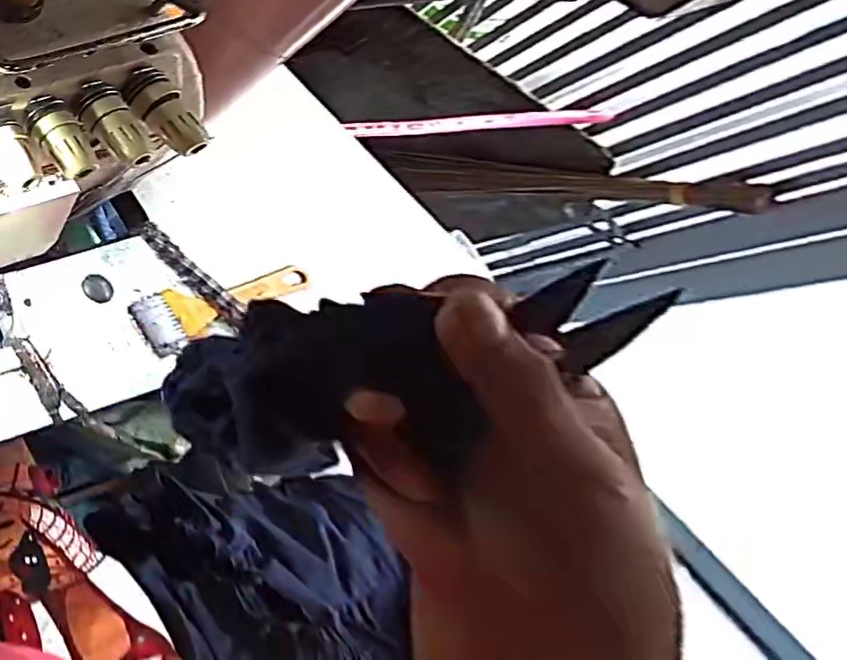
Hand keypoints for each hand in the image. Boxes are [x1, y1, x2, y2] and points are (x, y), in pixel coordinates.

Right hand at [345, 276, 678, 659]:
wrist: (518, 627)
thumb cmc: (578, 555)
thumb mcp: (568, 464)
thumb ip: (516, 381)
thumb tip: (466, 305)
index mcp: (538, 382)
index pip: (491, 313)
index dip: (458, 303)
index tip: (429, 308)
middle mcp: (473, 388)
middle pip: (417, 328)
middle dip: (394, 341)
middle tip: (395, 364)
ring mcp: (421, 412)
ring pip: (373, 364)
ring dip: (377, 395)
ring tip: (389, 422)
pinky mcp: (377, 439)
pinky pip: (350, 409)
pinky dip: (366, 434)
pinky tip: (399, 466)